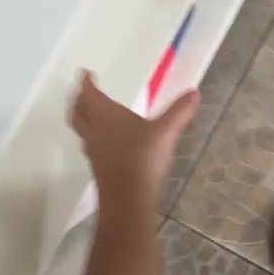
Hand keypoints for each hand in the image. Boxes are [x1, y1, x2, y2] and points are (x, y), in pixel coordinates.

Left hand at [70, 70, 199, 195]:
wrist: (127, 200)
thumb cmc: (143, 158)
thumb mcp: (166, 132)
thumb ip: (179, 111)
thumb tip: (194, 92)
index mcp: (107, 116)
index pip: (90, 95)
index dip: (86, 83)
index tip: (84, 73)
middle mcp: (95, 131)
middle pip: (78, 112)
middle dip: (78, 99)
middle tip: (82, 91)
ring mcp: (94, 151)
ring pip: (81, 128)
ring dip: (82, 116)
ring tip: (90, 111)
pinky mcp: (98, 167)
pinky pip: (89, 143)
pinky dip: (92, 133)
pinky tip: (106, 139)